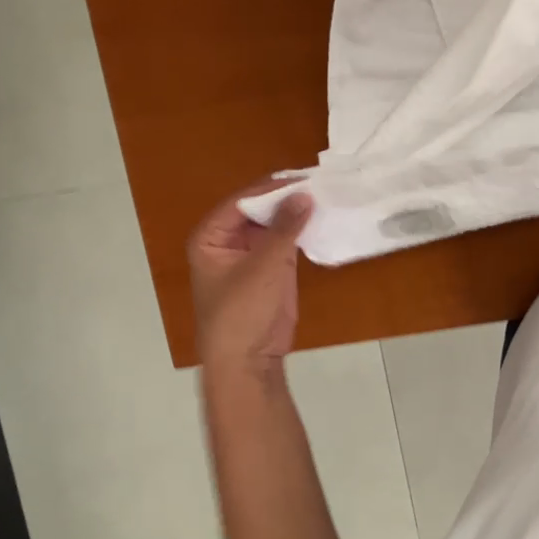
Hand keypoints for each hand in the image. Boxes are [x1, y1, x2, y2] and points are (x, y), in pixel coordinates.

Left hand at [188, 182, 312, 376]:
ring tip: (326, 194)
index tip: (304, 177)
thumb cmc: (242, 312)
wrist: (248, 360)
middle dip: (286, 197)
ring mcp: (251, 253)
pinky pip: (287, 238)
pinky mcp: (272, 266)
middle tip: (320, 182)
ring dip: (297, 211)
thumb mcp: (264, 266)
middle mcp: (229, 240)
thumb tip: (305, 193)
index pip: (242, 201)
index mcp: (211, 237)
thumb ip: (285, 227)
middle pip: (259, 208)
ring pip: (275, 222)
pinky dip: (303, 228)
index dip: (271, 188)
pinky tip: (324, 216)